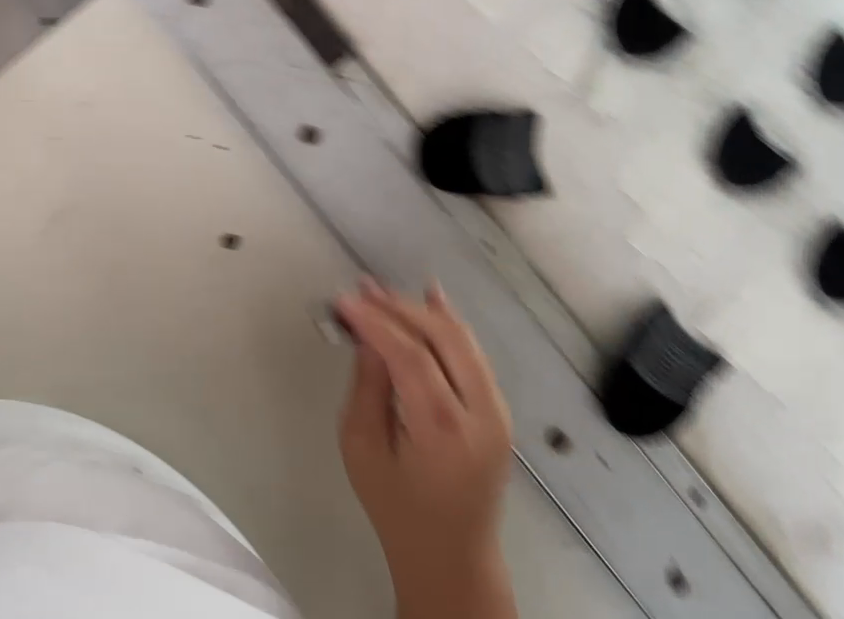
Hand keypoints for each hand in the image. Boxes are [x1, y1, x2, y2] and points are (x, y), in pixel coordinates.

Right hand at [335, 280, 512, 598]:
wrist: (451, 553)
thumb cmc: (396, 507)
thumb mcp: (362, 448)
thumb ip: (367, 388)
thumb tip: (368, 339)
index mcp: (443, 428)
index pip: (409, 355)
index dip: (375, 321)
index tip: (344, 301)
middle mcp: (482, 413)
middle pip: (444, 339)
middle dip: (400, 307)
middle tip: (361, 289)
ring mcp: (498, 412)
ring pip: (464, 341)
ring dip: (422, 311)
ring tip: (382, 291)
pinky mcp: (499, 412)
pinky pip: (474, 357)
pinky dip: (449, 326)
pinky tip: (431, 302)